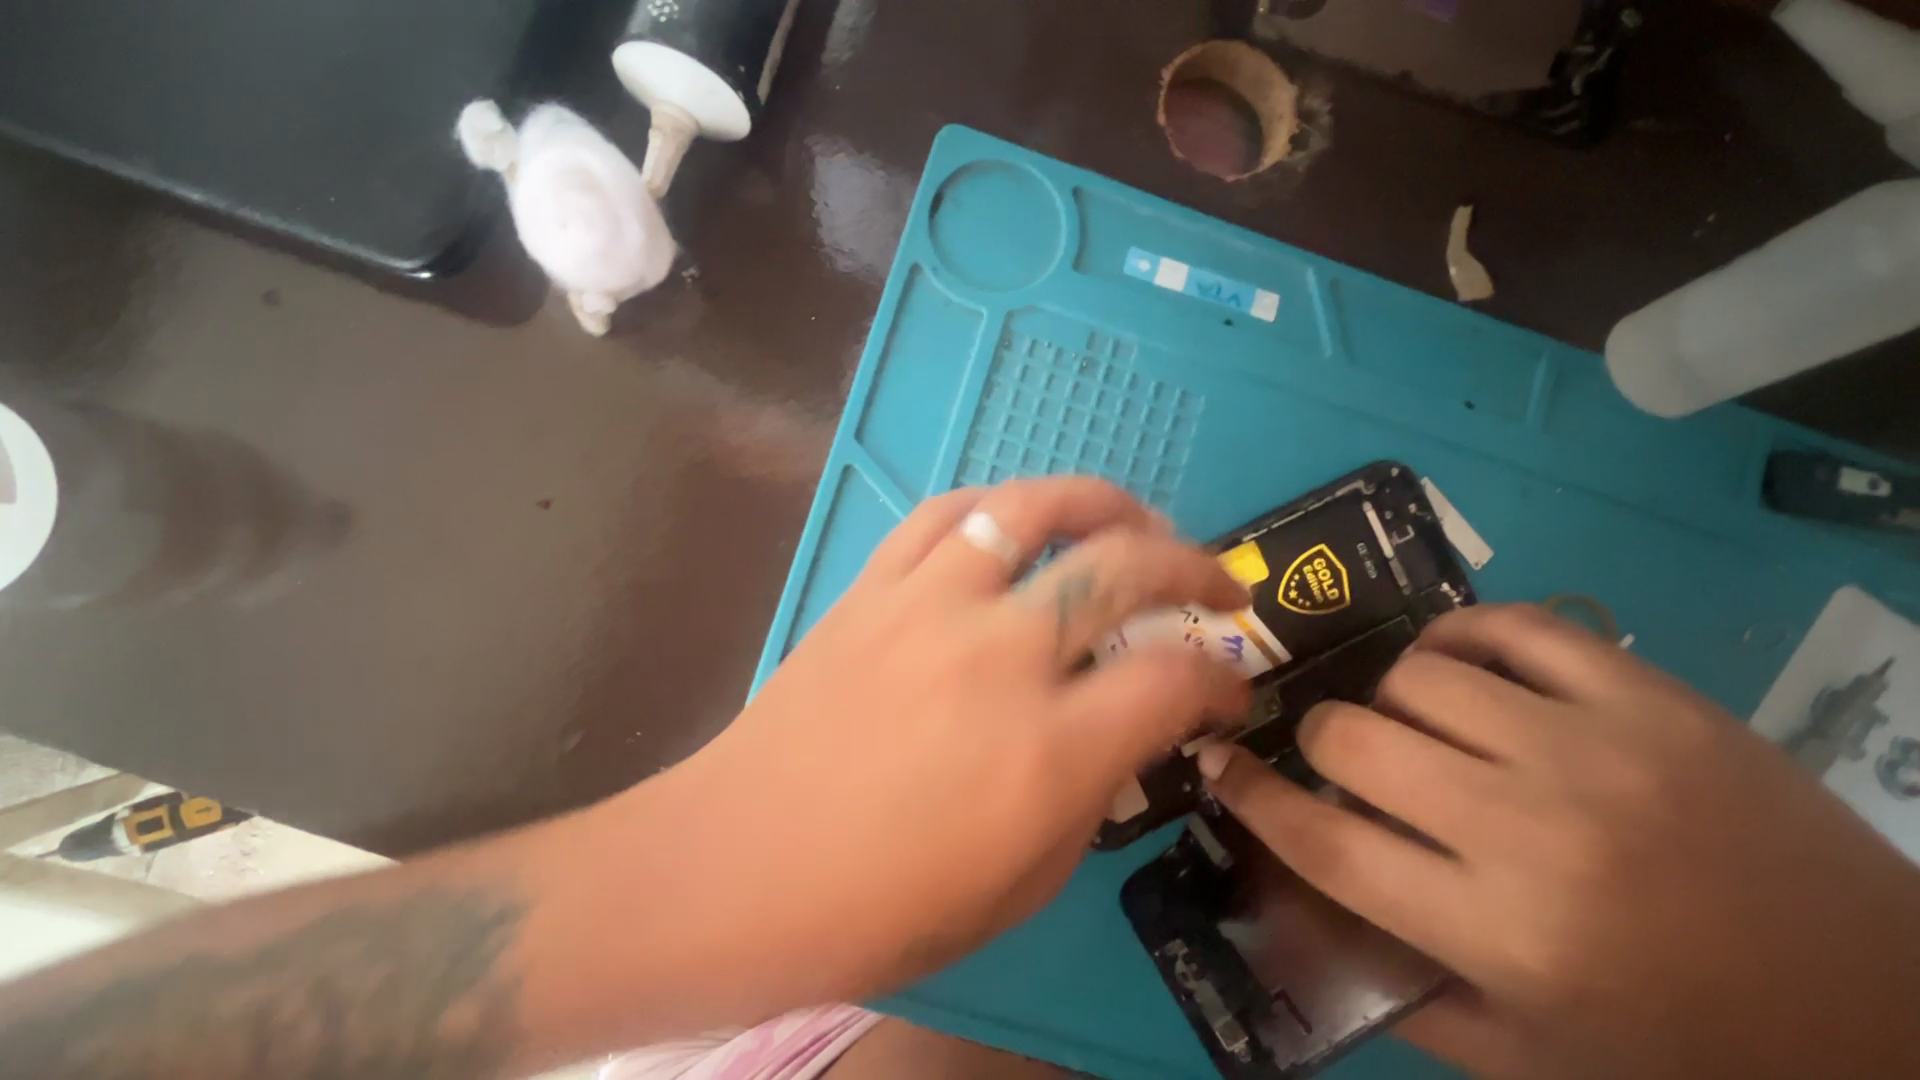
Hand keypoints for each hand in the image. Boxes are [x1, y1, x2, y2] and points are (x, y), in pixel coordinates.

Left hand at [644, 477, 1246, 1010]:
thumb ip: (1090, 798)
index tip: (1228, 689)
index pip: (1174, 680)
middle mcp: (1000, 655)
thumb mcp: (1022, 884)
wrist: (740, 867)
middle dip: (1194, 567)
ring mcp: (930, 606)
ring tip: (1133, 519)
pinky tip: (1020, 520)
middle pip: (1124, 567)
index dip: (1221, 679)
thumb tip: (1122, 737)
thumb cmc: (882, 906)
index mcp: (1049, 749)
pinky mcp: (873, 589)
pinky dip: (998, 505)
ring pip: (1032, 509)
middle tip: (1217, 585)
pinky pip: (945, 514)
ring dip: (1102, 503)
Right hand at [1201, 604, 1919, 1079]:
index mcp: (1495, 931)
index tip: (1218, 764)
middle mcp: (1531, 829)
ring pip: (1417, 675)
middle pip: (1353, 738)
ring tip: (1417, 723)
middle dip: (1322, 744)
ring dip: (1392, 700)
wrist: (1888, 1014)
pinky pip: (1510, 625)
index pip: (1322, 839)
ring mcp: (1595, 749)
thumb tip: (1293, 908)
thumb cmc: (1682, 1047)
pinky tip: (1460, 668)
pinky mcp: (1651, 698)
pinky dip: (1461, 636)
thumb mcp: (1524, 1055)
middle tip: (1344, 761)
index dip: (1250, 795)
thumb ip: (1396, 987)